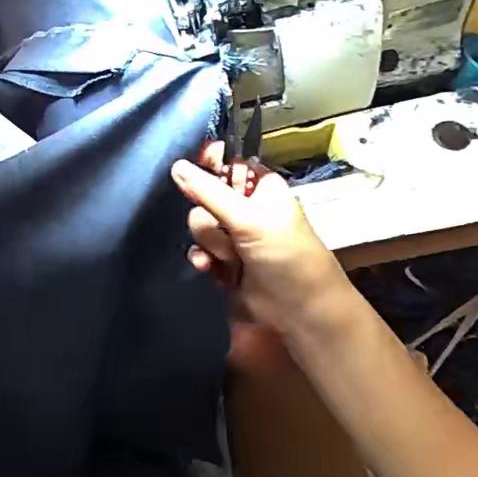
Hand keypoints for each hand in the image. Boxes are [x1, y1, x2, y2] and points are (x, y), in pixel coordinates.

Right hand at [170, 143, 360, 354]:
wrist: (300, 313)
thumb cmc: (286, 257)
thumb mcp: (250, 220)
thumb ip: (210, 193)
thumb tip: (177, 166)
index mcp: (260, 187)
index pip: (227, 163)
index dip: (208, 164)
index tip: (192, 171)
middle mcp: (246, 207)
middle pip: (204, 196)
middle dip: (212, 220)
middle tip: (231, 234)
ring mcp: (234, 236)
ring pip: (199, 225)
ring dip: (212, 244)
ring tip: (232, 260)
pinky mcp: (224, 263)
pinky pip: (199, 250)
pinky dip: (204, 260)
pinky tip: (209, 269)